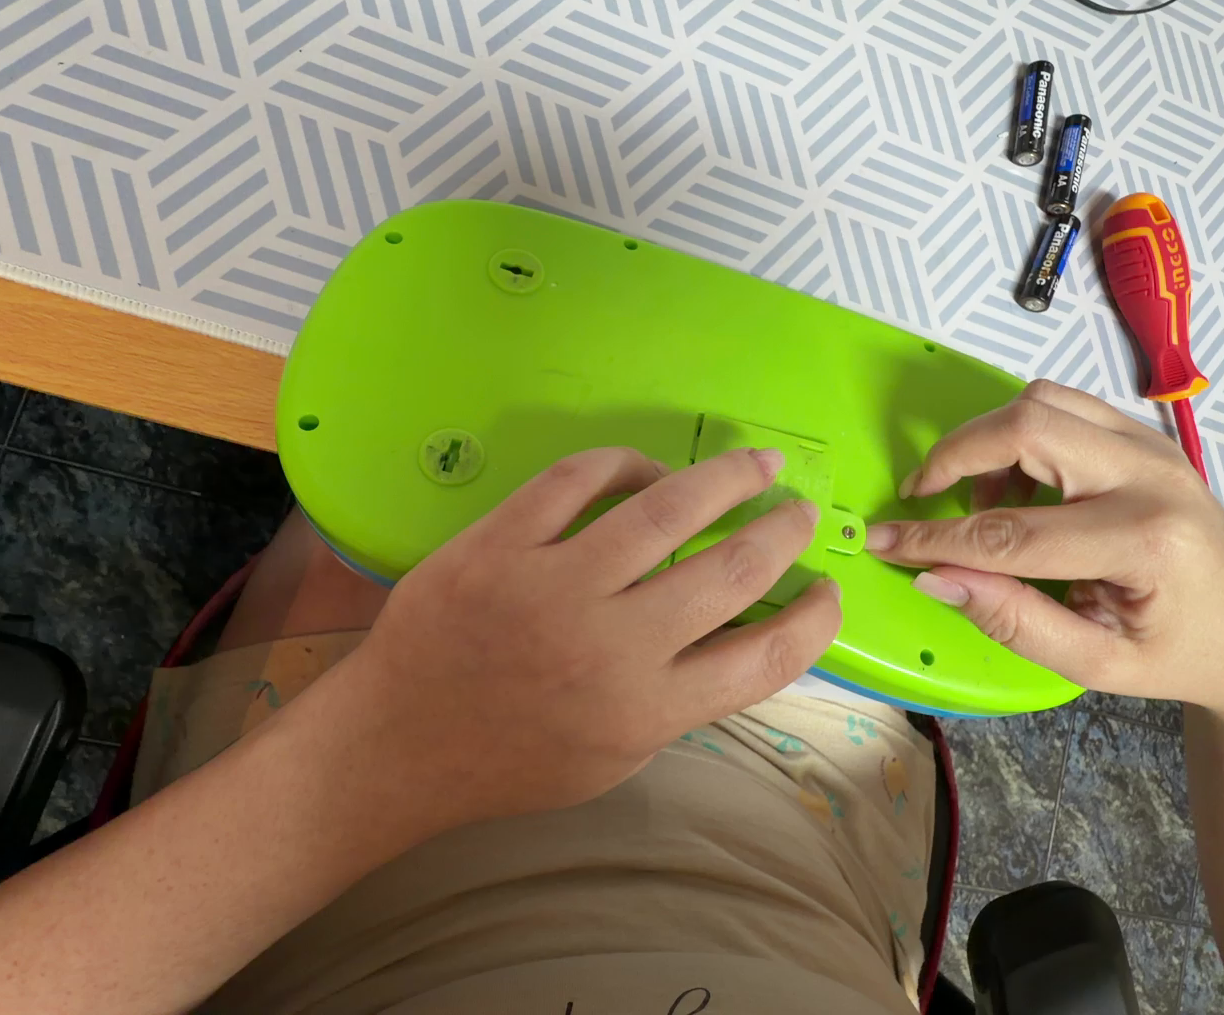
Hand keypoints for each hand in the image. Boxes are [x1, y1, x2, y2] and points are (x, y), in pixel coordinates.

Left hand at [291, 446, 841, 841]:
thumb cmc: (512, 760)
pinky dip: (623, 464)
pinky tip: (646, 469)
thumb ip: (681, 698)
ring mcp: (551, 587)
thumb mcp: (616, 757)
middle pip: (730, 573)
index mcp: (646, 710)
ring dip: (727, 478)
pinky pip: (576, 480)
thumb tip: (739, 631)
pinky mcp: (498, 544)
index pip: (764, 658)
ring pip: (665, 511)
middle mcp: (611, 647)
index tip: (827, 591)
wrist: (396, 745)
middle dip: (782, 533)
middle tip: (801, 511)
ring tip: (758, 464)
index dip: (814, 621)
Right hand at [864, 380, 1223, 716]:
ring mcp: (1153, 446)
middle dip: (954, 454)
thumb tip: (932, 577)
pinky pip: (1063, 408)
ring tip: (984, 500)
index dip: (933, 539)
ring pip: (1042, 401)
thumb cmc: (1179, 657)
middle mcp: (1152, 475)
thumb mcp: (1094, 663)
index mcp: (1145, 542)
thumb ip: (1011, 620)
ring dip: (990, 443)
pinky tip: (1021, 486)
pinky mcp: (1145, 438)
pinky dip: (1021, 434)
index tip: (883, 540)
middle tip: (922, 494)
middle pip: (1026, 424)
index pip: (1009, 532)